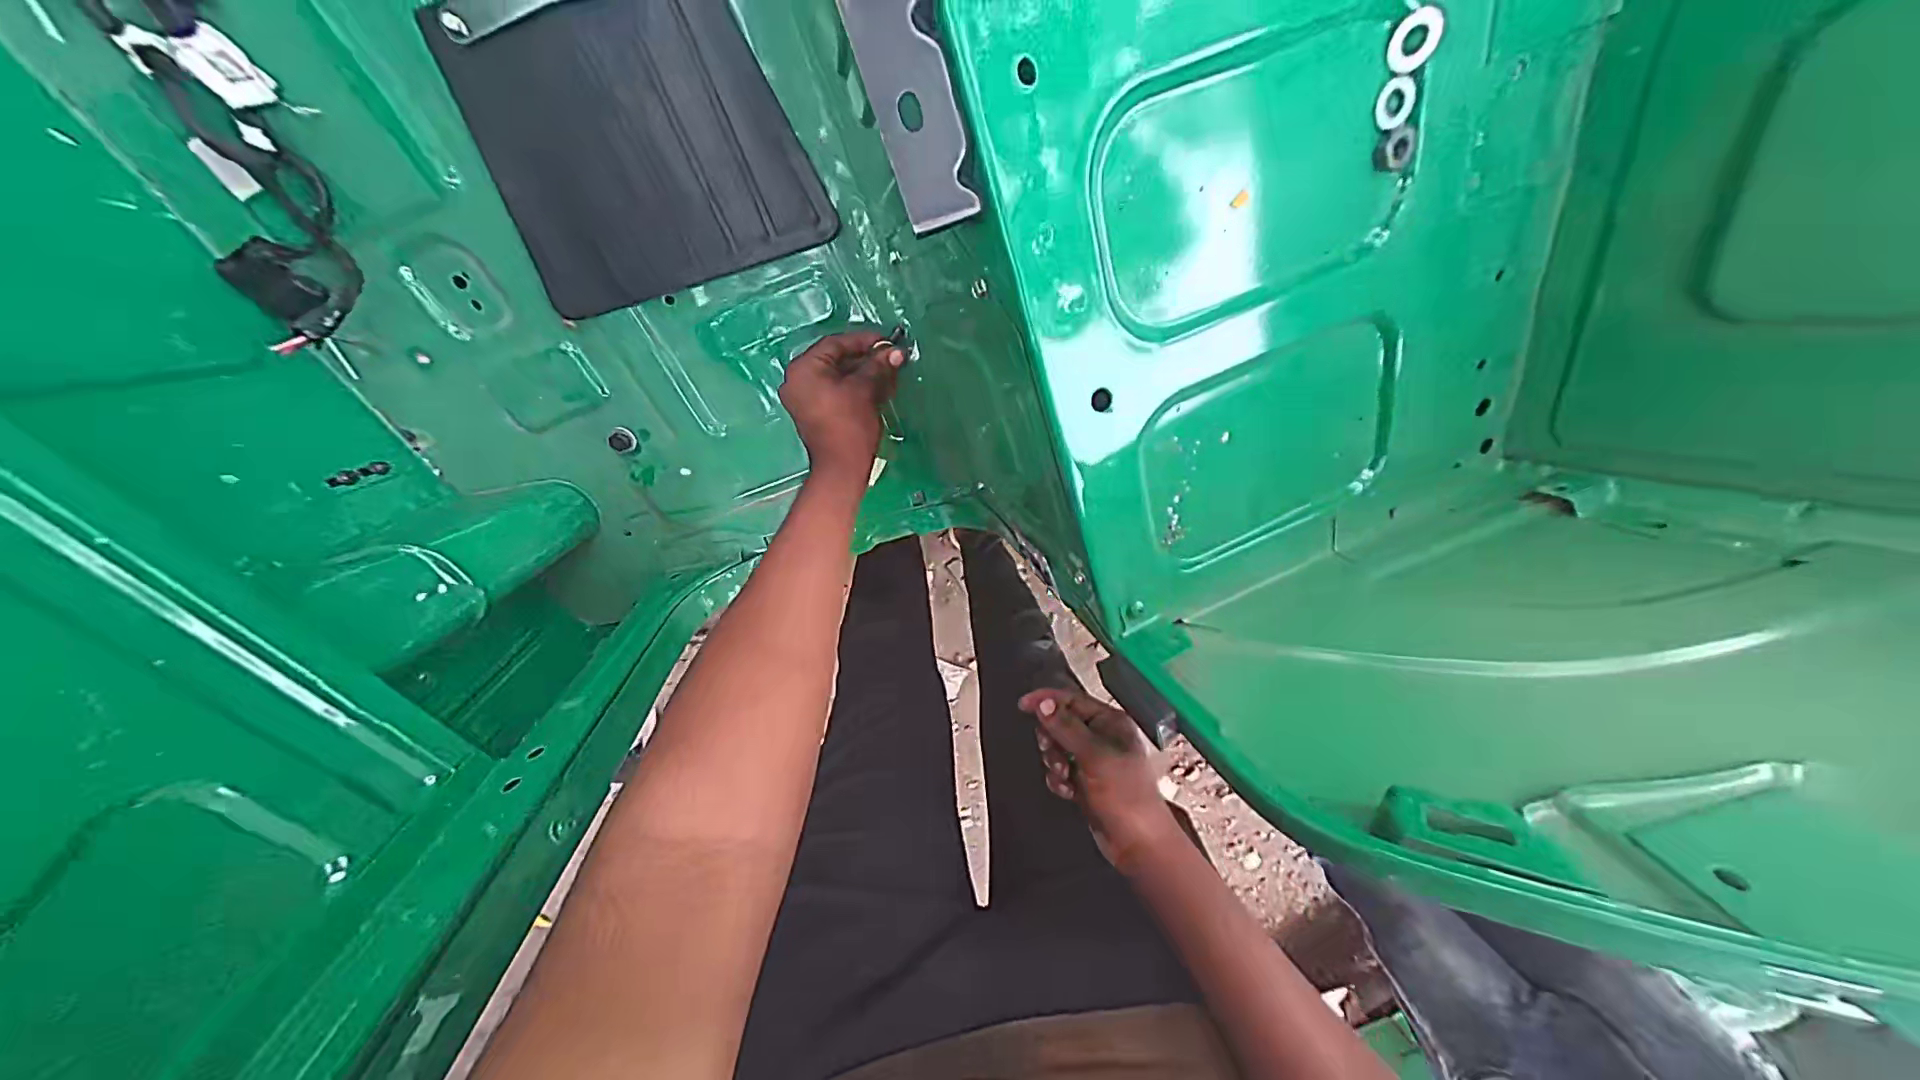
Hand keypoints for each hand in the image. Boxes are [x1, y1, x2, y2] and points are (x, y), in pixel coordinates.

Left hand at [779, 329, 903, 487]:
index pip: (835, 344)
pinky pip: (836, 392)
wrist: (841, 468)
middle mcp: (798, 381)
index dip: (864, 340)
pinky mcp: (815, 413)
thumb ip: (878, 366)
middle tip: (892, 358)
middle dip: (867, 359)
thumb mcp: (865, 390)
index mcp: (804, 369)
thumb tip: (896, 352)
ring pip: (838, 377)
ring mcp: (804, 398)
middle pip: (836, 360)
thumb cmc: (849, 424)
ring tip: (890, 374)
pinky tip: (880, 387)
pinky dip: (856, 388)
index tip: (888, 341)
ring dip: (865, 374)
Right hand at [1018, 688, 1183, 872]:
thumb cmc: (1129, 798)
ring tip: (1066, 776)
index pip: (1072, 700)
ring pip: (1058, 749)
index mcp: (1111, 722)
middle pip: (1061, 724)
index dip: (1047, 700)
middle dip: (1052, 740)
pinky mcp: (1086, 782)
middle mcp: (1103, 738)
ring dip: (1055, 763)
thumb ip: (1066, 727)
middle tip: (1055, 753)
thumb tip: (1044, 704)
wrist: (1138, 843)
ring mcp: (1094, 761)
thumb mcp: (1094, 756)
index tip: (1024, 704)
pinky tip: (1069, 790)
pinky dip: (1059, 780)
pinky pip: (1060, 771)